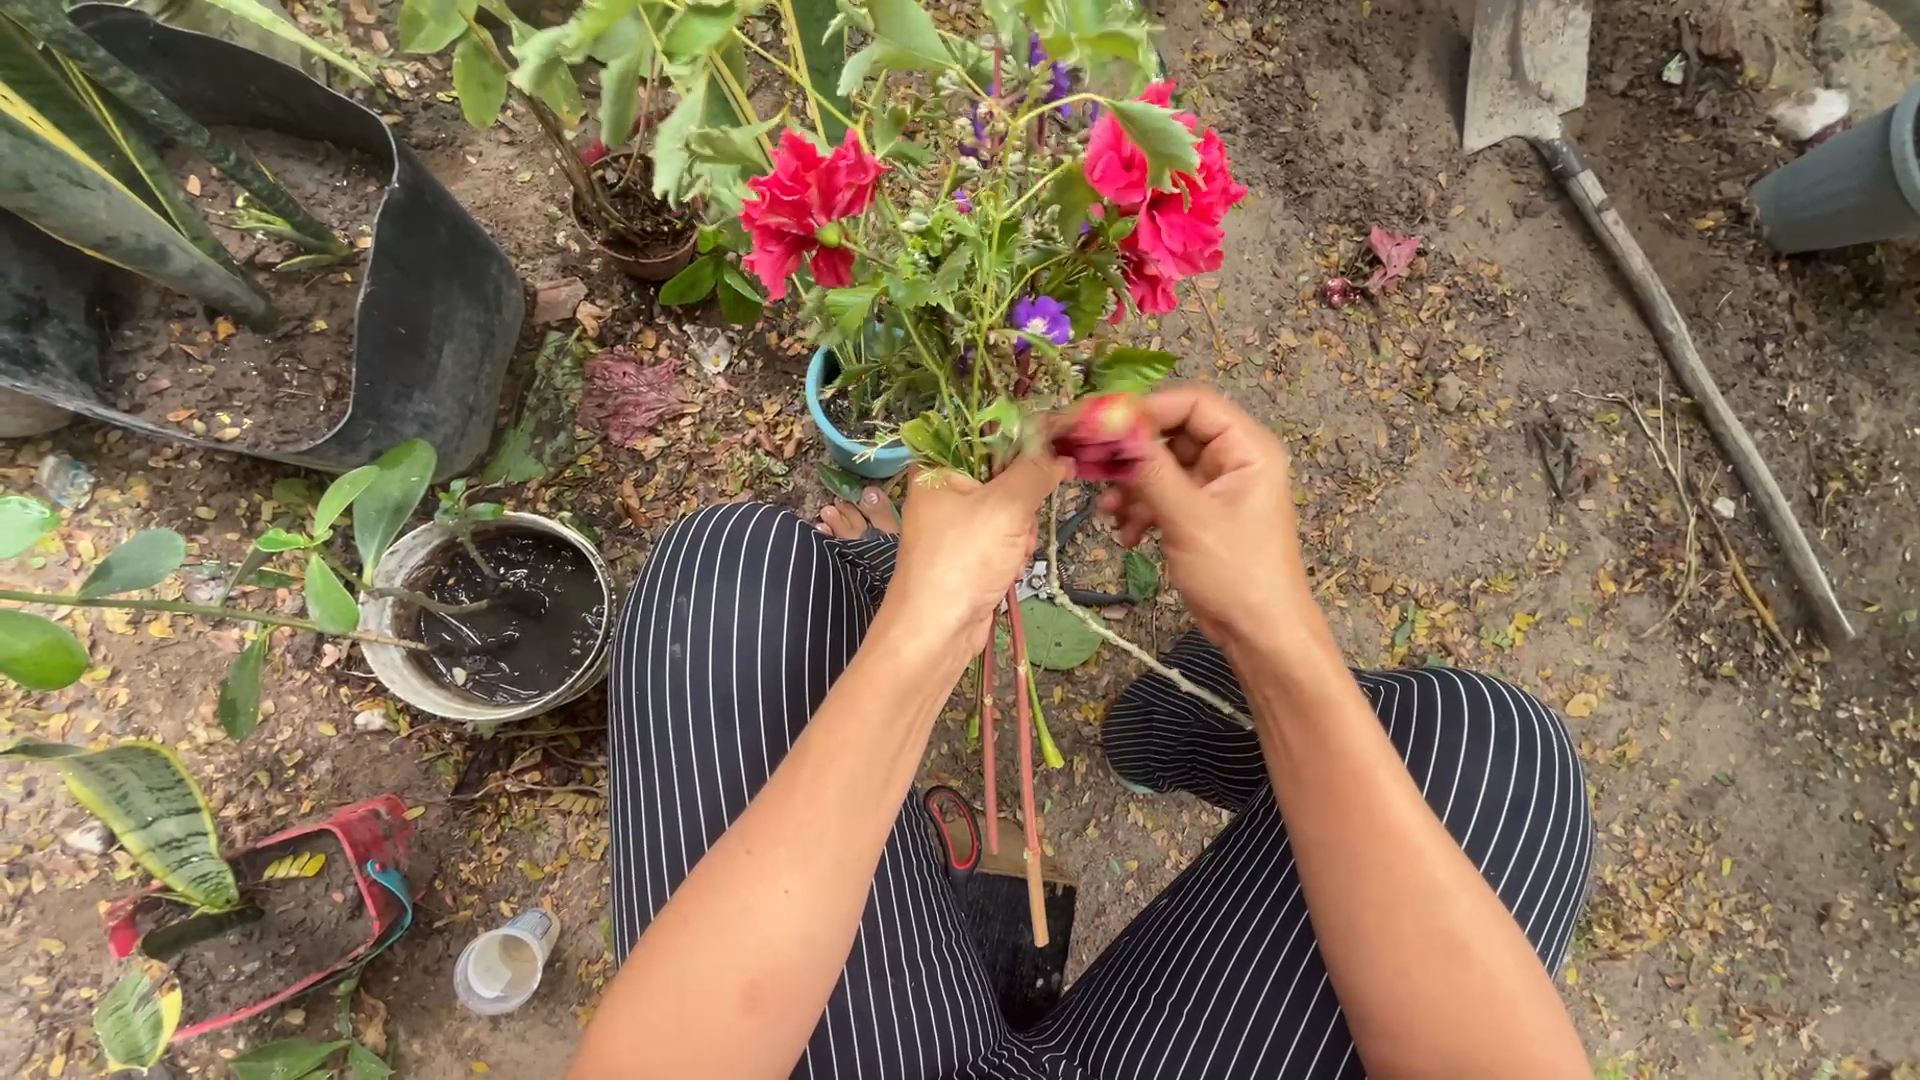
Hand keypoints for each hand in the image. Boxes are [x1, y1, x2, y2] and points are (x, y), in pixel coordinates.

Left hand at [884, 453, 1069, 653]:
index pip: (987, 434)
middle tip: (1022, 521)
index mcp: (938, 466)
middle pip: (1004, 473)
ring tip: (1012, 552)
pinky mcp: (967, 551)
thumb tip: (1063, 456)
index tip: (1058, 446)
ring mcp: (955, 523)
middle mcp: (943, 490)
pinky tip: (1008, 568)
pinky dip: (1013, 551)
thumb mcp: (1006, 507)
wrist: (936, 631)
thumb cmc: (962, 560)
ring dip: (1021, 531)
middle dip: (1023, 501)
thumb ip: (1036, 473)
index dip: (1024, 440)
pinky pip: (1003, 537)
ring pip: (1010, 508)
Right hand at [1096, 384, 1319, 650]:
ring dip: (1132, 489)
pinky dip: (1140, 511)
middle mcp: (1232, 461)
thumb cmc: (1236, 572)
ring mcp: (1214, 489)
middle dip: (1134, 457)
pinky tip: (1129, 536)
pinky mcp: (1198, 515)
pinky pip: (1161, 497)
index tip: (1104, 427)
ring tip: (1112, 515)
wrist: (1257, 634)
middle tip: (1097, 472)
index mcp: (1246, 448)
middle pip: (1171, 435)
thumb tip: (1112, 428)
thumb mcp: (1188, 517)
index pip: (1194, 404)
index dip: (1148, 410)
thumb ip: (1149, 469)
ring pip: (1160, 469)